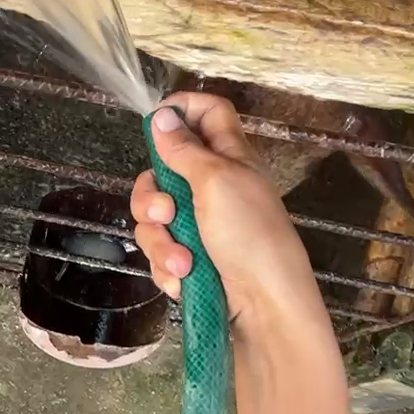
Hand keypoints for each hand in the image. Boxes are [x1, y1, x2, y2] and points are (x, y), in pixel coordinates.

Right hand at [131, 93, 328, 333]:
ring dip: (161, 243)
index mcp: (227, 158)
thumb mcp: (216, 182)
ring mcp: (197, 225)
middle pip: (160, 173)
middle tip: (165, 214)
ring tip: (183, 264)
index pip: (206, 113)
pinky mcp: (188, 257)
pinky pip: (159, 253)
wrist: (262, 305)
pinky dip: (166, 268)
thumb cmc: (249, 235)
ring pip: (153, 220)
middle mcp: (209, 187)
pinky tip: (183, 281)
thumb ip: (184, 150)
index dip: (182, 108)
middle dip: (151, 198)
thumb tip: (160, 115)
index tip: (154, 120)